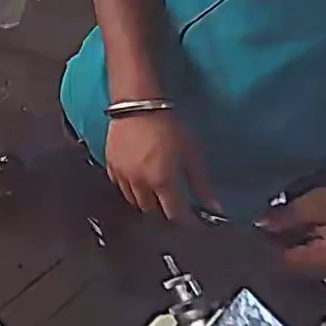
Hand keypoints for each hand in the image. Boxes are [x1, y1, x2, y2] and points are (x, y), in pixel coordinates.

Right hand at [104, 111, 218, 224]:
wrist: (138, 104)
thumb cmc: (168, 126)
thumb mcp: (191, 153)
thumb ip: (201, 183)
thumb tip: (215, 208)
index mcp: (163, 182)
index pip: (176, 214)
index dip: (188, 221)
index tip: (195, 220)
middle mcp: (140, 183)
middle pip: (153, 211)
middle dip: (166, 211)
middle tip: (175, 203)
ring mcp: (122, 174)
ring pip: (134, 201)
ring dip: (146, 201)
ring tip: (155, 193)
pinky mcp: (111, 164)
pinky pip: (119, 185)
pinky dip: (129, 188)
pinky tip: (137, 179)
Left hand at [258, 184, 325, 283]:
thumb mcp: (314, 205)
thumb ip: (286, 217)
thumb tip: (260, 224)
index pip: (286, 264)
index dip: (265, 251)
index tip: (247, 240)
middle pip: (294, 266)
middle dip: (274, 250)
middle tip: (253, 234)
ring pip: (303, 262)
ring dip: (286, 249)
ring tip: (267, 232)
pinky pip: (313, 258)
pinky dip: (299, 247)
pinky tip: (287, 233)